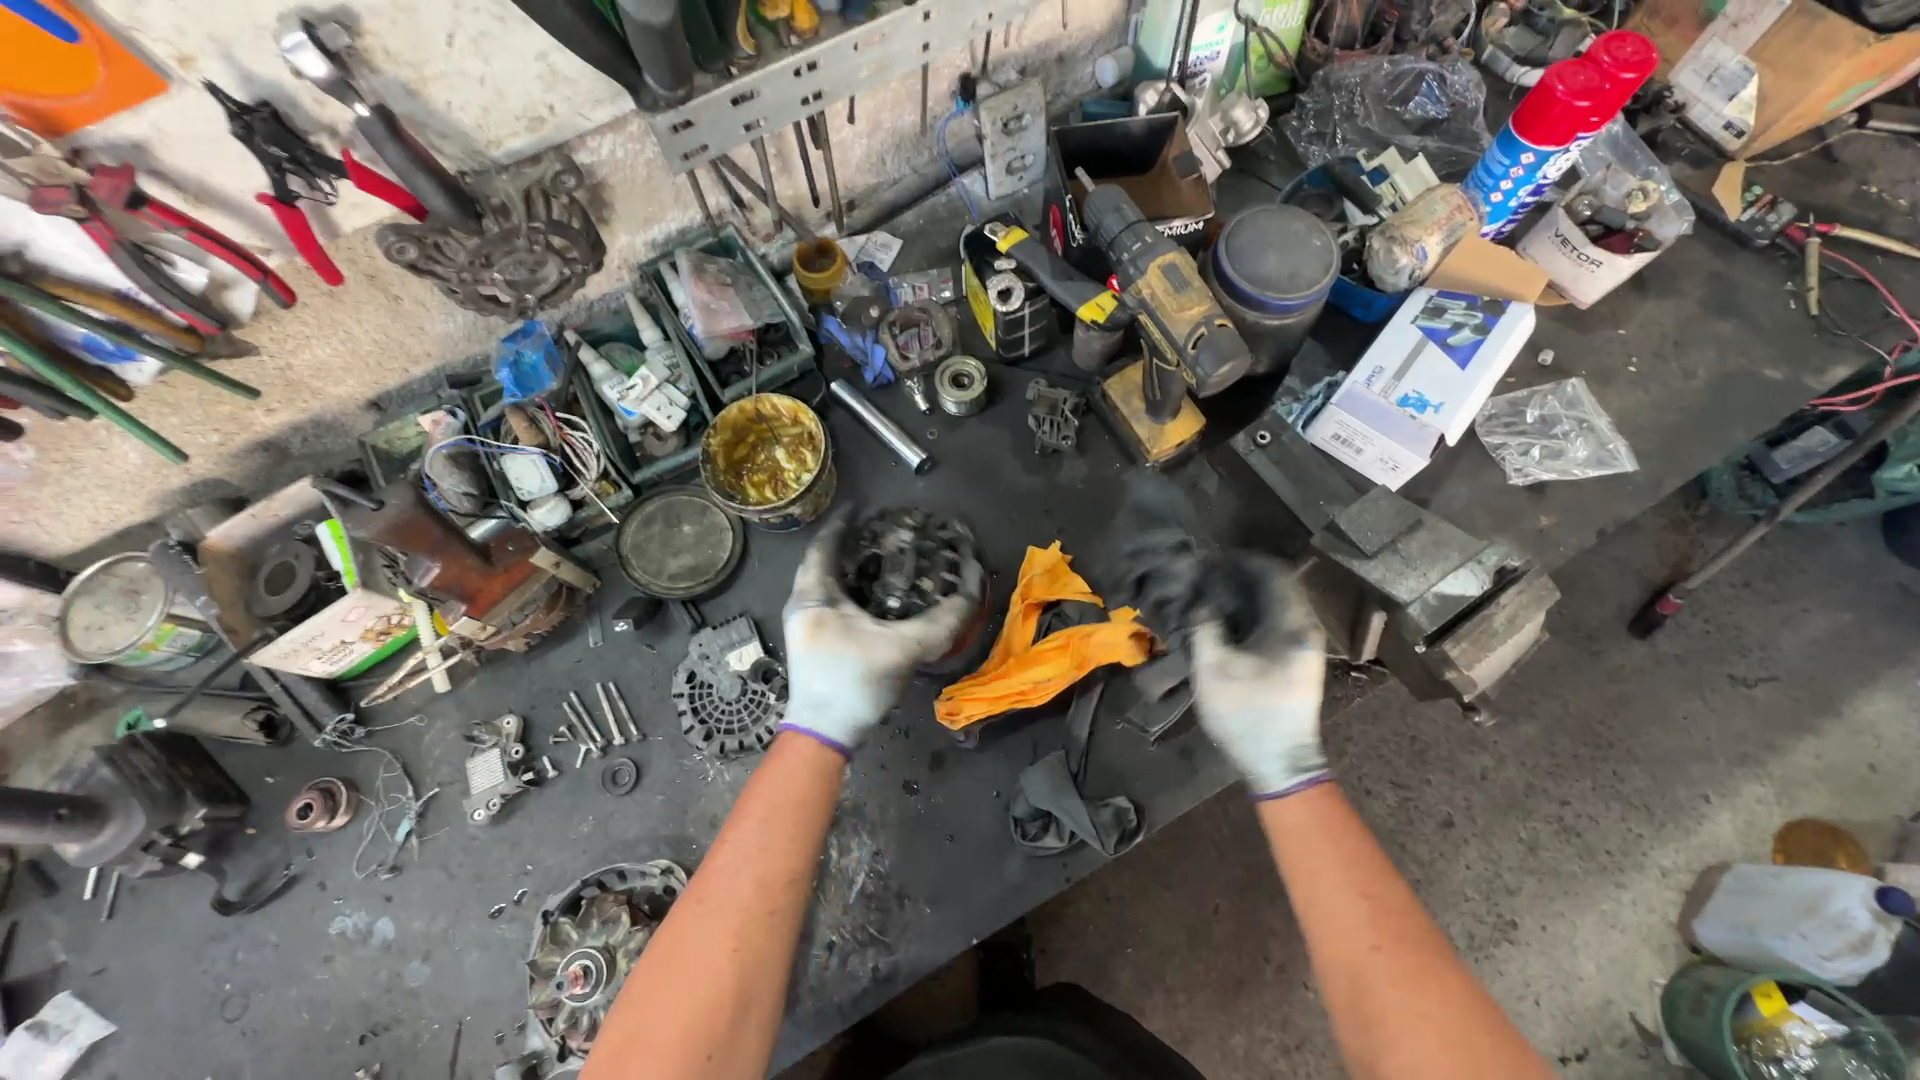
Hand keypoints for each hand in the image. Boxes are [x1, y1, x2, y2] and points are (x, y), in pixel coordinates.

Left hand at [780, 515, 982, 754]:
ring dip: (853, 569)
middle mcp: (802, 604)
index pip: (824, 545)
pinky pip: (833, 603)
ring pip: (828, 583)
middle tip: (883, 533)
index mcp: (813, 596)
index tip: (865, 507)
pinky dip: (854, 592)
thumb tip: (970, 596)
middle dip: (852, 545)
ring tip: (885, 559)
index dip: (843, 523)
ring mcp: (806, 625)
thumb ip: (938, 623)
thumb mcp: (900, 649)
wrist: (824, 734)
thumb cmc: (851, 684)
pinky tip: (879, 598)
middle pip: (824, 561)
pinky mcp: (815, 642)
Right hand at [1191, 555, 1329, 799]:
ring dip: (1246, 596)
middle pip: (1279, 587)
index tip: (1212, 560)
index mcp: (1293, 627)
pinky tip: (1226, 622)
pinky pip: (1277, 622)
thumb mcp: (1214, 670)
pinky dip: (1252, 614)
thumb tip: (1202, 602)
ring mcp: (1305, 647)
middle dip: (1242, 577)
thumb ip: (1206, 628)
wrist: (1280, 764)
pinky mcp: (1297, 662)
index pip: (1275, 574)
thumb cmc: (1247, 715)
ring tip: (1212, 596)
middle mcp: (1306, 630)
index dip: (1243, 561)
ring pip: (1277, 605)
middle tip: (1208, 577)